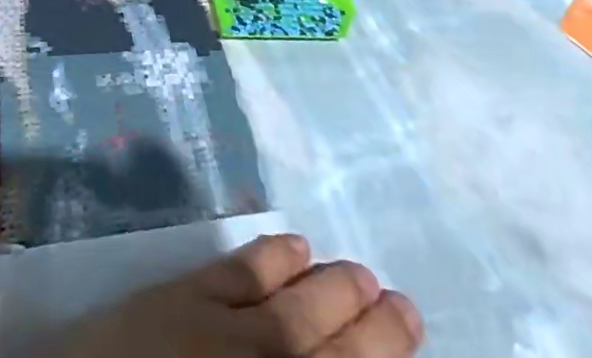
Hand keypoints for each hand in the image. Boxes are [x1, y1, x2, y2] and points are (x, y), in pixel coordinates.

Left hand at [51, 234, 423, 357]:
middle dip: (375, 333)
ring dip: (335, 290)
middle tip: (399, 305)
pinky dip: (273, 257)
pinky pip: (241, 272)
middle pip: (335, 353)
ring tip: (361, 275)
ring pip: (297, 309)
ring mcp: (227, 336)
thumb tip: (317, 351)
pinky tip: (296, 245)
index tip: (406, 331)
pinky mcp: (186, 298)